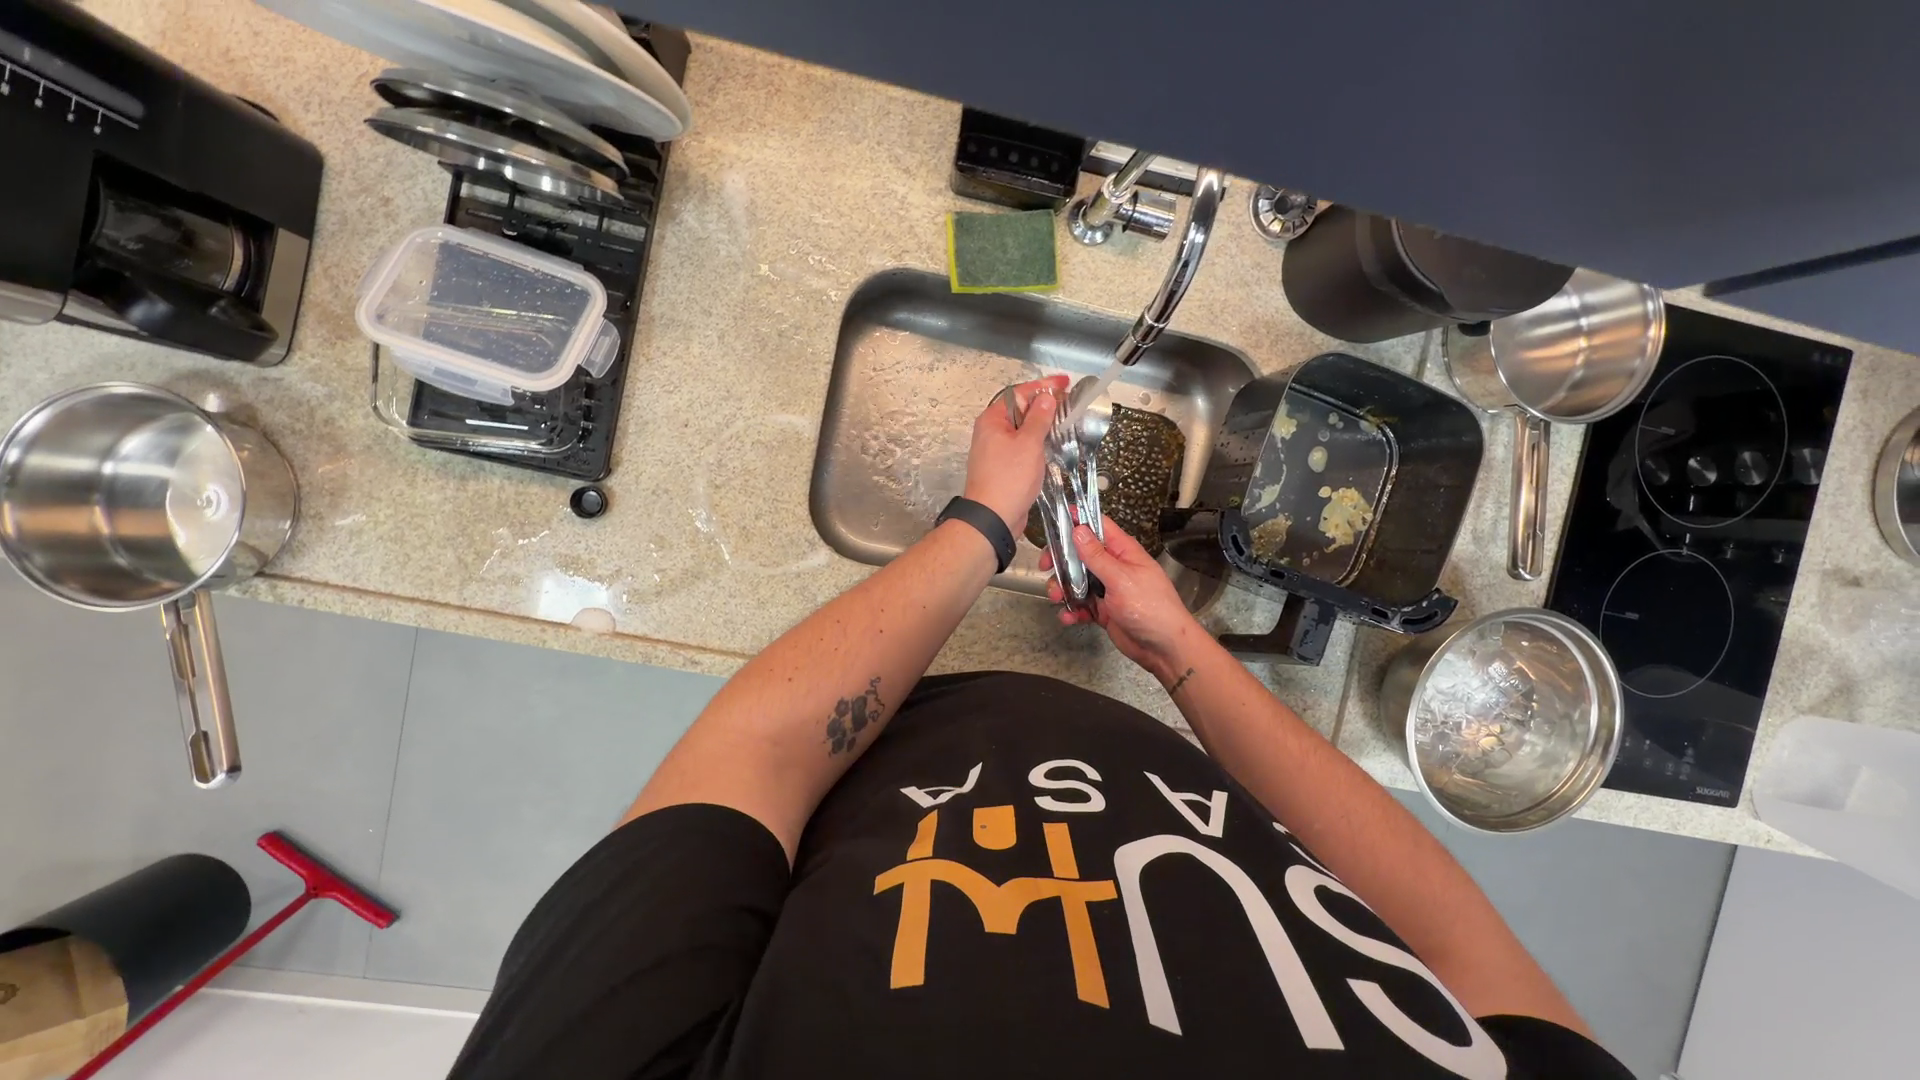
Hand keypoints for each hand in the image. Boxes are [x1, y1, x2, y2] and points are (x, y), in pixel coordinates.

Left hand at [963, 375, 1069, 532]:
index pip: (1019, 393)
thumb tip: (1046, 398)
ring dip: (1042, 426)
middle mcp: (991, 432)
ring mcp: (996, 451)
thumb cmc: (1008, 480)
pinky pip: (1022, 448)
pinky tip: (1053, 445)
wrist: (993, 518)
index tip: (1063, 382)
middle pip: (1020, 410)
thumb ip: (1039, 418)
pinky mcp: (1004, 467)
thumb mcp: (1028, 444)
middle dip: (1044, 405)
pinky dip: (1037, 444)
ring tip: (1065, 421)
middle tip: (1068, 402)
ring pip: (1022, 430)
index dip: (1043, 386)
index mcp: (992, 420)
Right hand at [1042, 516, 1207, 683]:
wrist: (1163, 648)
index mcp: (1123, 551)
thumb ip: (1096, 556)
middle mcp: (1114, 567)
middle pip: (1080, 555)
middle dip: (1061, 561)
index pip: (1098, 526)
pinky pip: (1081, 605)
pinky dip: (1072, 610)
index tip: (1055, 521)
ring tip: (1057, 598)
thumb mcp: (1121, 578)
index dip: (1077, 520)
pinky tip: (1069, 617)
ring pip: (1076, 581)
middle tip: (1045, 567)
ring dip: (1063, 588)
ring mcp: (1108, 589)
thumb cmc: (1150, 607)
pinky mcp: (1103, 610)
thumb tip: (1078, 529)